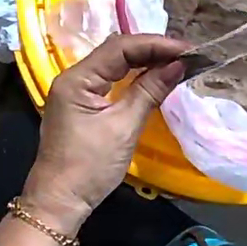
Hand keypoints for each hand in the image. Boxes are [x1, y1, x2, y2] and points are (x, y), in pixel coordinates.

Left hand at [22, 34, 187, 229]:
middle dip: (151, 49)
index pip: (119, 48)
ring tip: (175, 62)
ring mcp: (75, 90)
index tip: (187, 49)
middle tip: (186, 54)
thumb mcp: (124, 127)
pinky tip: (153, 76)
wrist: (60, 200)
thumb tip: (177, 65)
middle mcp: (73, 77)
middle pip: (115, 51)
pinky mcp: (81, 103)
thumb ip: (149, 91)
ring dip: (144, 61)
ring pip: (113, 64)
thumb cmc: (90, 166)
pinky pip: (109, 79)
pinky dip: (132, 76)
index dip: (155, 44)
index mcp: (77, 79)